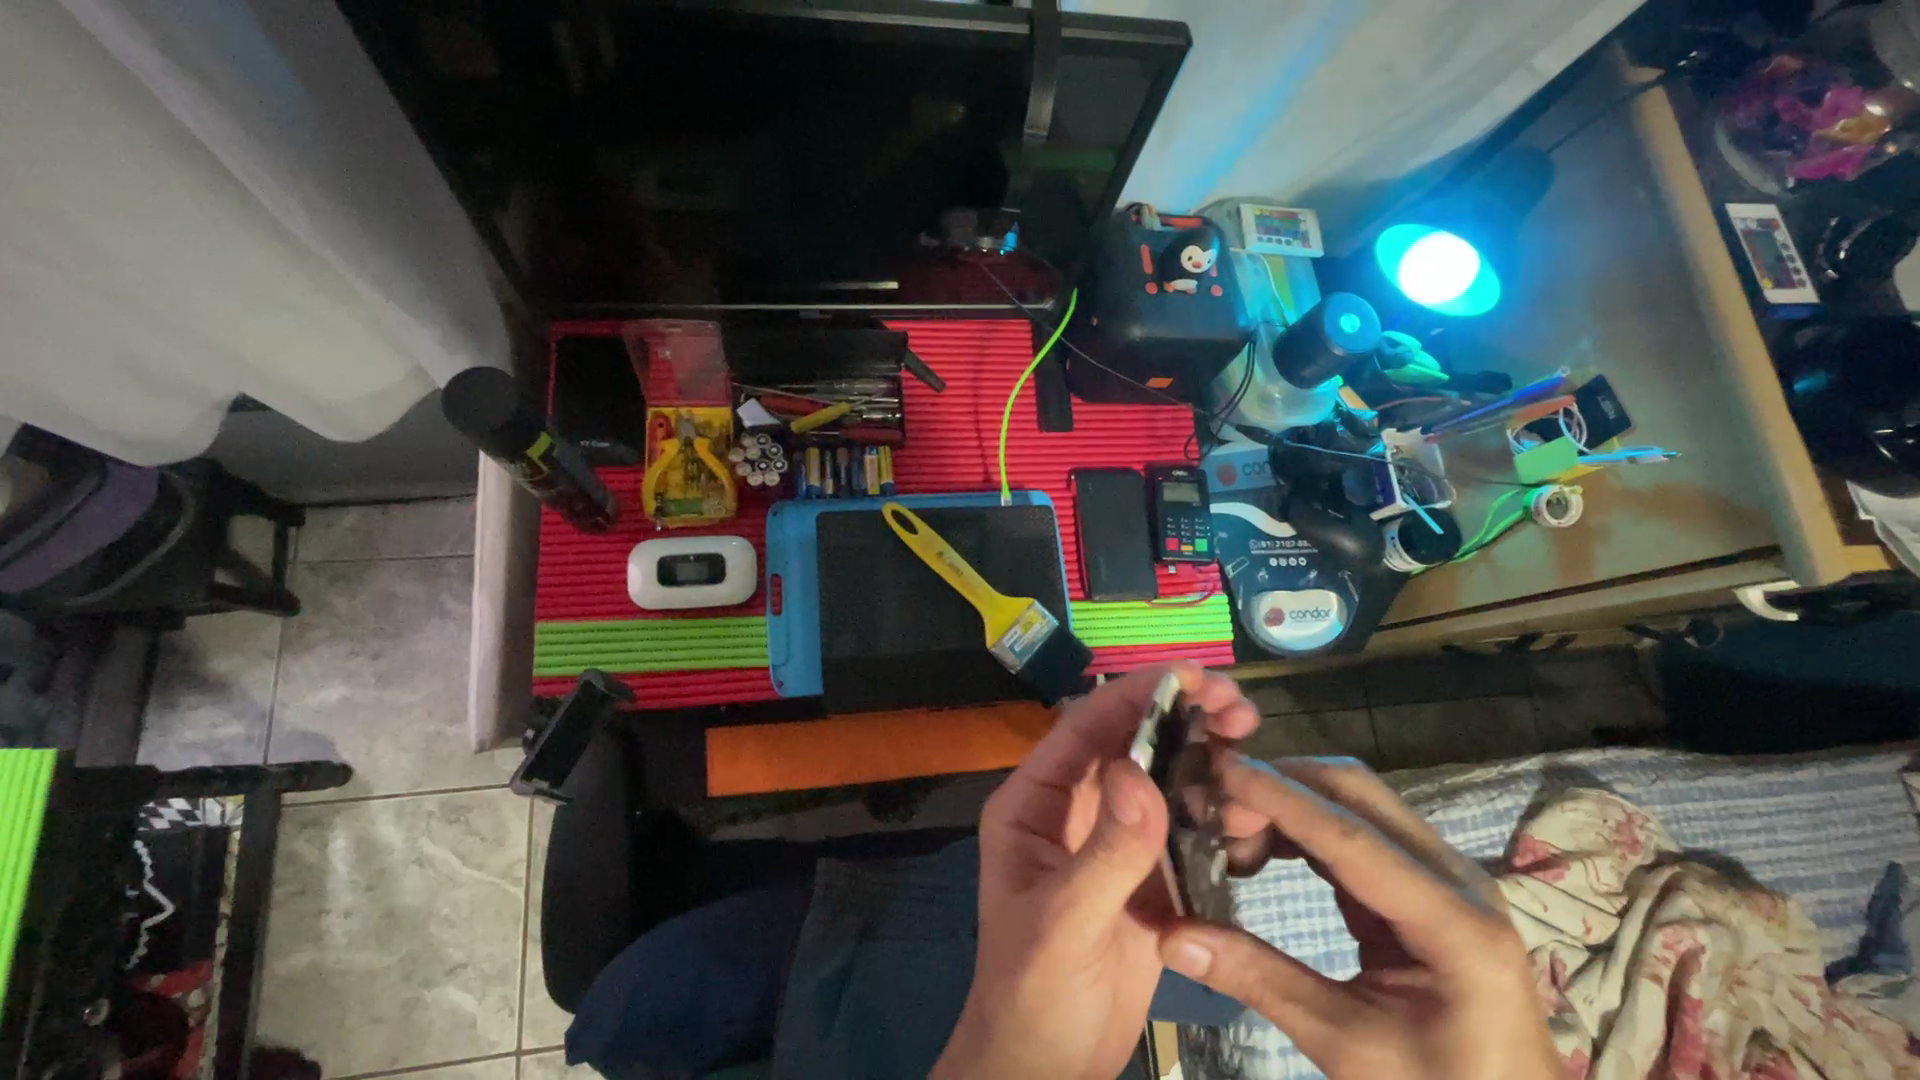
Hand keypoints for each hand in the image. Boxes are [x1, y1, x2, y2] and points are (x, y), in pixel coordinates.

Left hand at [931, 665, 1258, 1079]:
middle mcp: (1073, 809)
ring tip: (1253, 741)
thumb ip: (1103, 852)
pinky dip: (1213, 807)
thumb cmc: (1032, 993)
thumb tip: (1138, 774)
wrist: (1048, 1065)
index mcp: (1034, 804)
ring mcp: (1112, 839)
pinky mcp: (1147, 874)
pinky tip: (1248, 802)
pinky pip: (1182, 826)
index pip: (1083, 729)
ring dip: (1202, 755)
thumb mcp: (1062, 922)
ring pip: (1160, 778)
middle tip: (1238, 705)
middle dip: (1180, 715)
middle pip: (1128, 743)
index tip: (1191, 675)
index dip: (1134, 695)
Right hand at [1160, 758, 1558, 1079]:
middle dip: (1279, 786)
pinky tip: (1260, 849)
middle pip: (1357, 795)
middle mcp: (1455, 880)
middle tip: (1210, 809)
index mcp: (1454, 923)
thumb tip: (1170, 936)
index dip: (1281, 799)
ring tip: (1225, 832)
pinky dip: (1301, 827)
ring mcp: (1442, 877)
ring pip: (1354, 803)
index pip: (1351, 837)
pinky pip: (1354, 832)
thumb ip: (1261, 981)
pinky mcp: (1421, 886)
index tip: (1219, 772)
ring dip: (1287, 802)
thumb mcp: (1349, 1049)